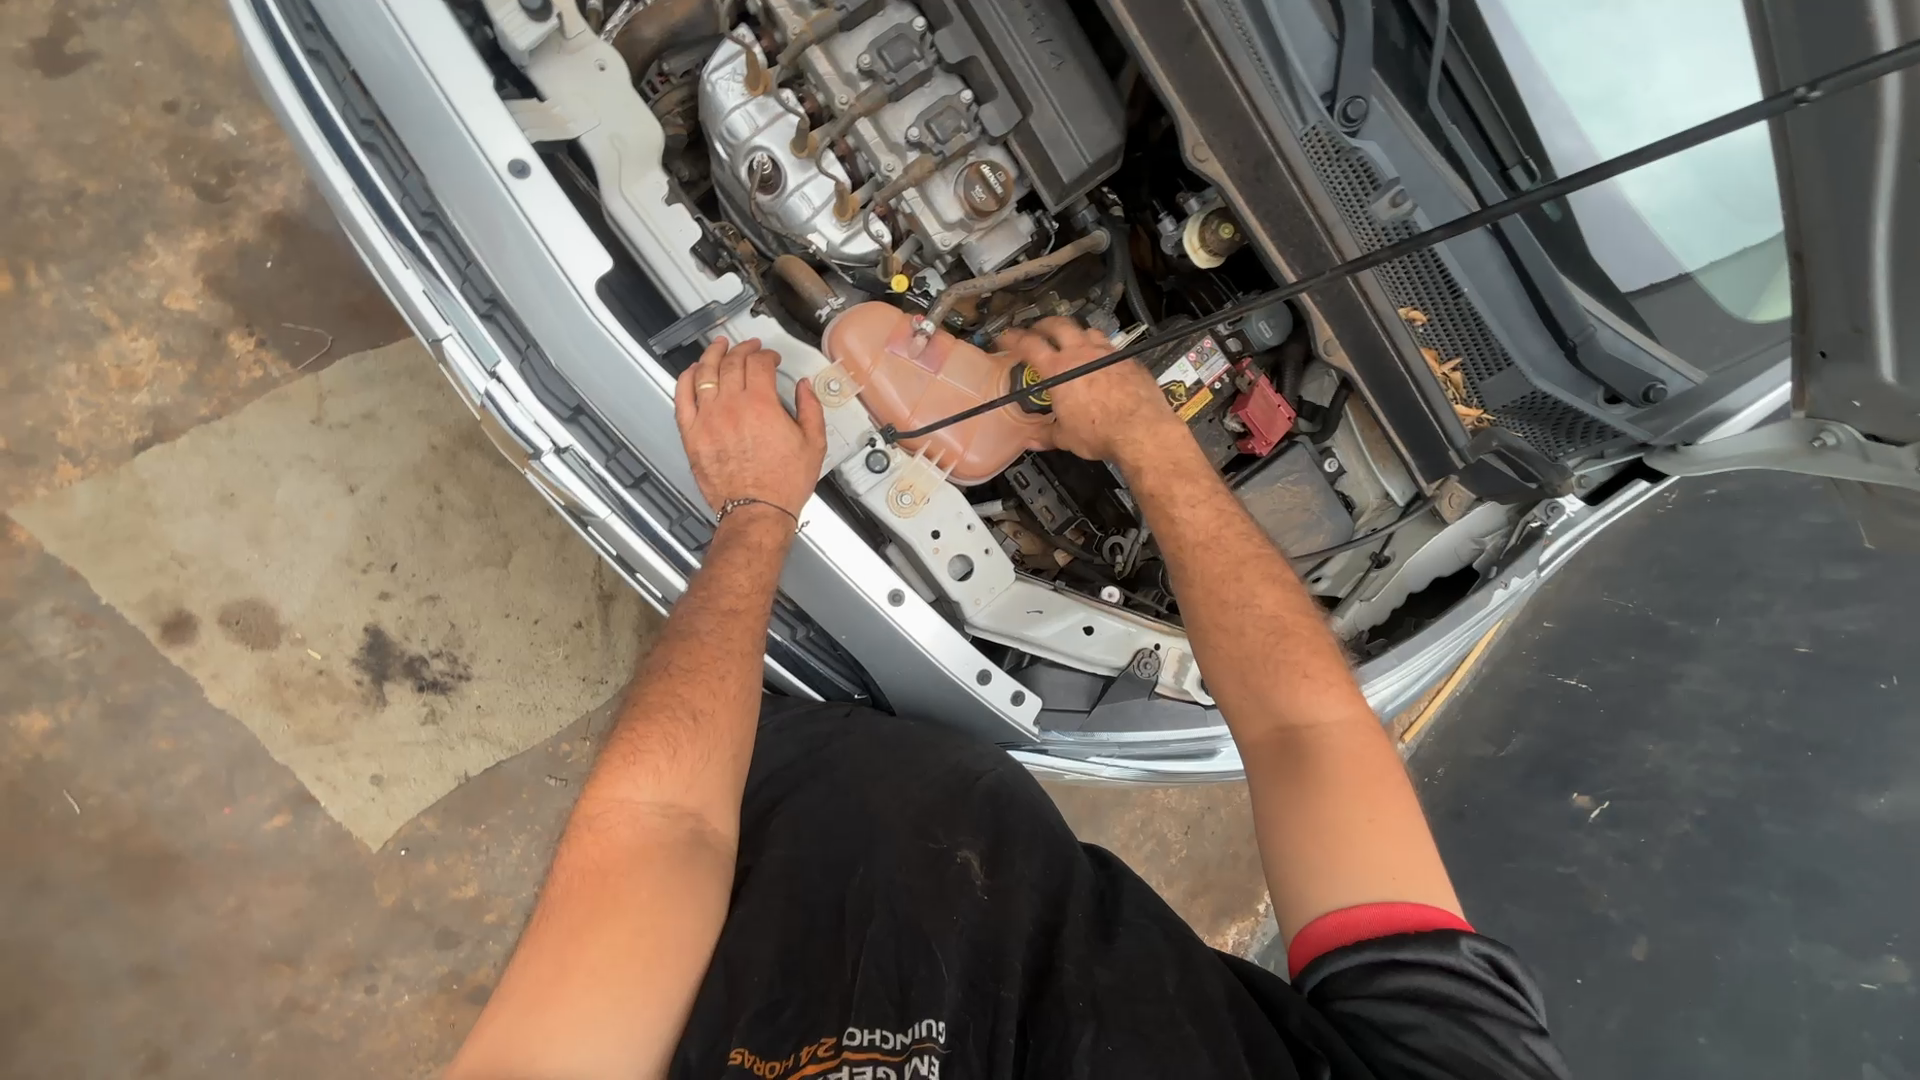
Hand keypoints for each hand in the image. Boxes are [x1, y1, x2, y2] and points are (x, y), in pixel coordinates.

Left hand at [674, 337, 826, 519]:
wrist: (757, 511)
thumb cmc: (783, 484)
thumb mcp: (813, 444)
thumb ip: (811, 409)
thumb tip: (804, 388)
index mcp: (761, 405)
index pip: (758, 364)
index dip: (766, 355)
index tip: (771, 358)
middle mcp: (730, 406)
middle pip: (731, 363)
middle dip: (742, 350)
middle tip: (749, 348)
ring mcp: (707, 418)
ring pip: (704, 373)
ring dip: (712, 355)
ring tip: (718, 347)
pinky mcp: (692, 434)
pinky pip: (682, 397)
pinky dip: (686, 379)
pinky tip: (692, 371)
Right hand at [995, 318, 1183, 465]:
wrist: (1141, 430)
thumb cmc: (1100, 433)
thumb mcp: (1066, 437)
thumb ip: (1047, 435)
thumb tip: (1031, 440)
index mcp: (1059, 370)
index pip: (1029, 345)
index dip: (1014, 337)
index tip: (1006, 336)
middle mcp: (1082, 354)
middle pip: (1059, 325)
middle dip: (1044, 324)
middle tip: (1038, 329)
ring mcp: (1107, 353)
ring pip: (1087, 330)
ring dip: (1075, 332)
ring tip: (1071, 340)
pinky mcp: (1128, 360)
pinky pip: (1110, 346)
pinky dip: (1101, 349)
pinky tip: (1101, 360)